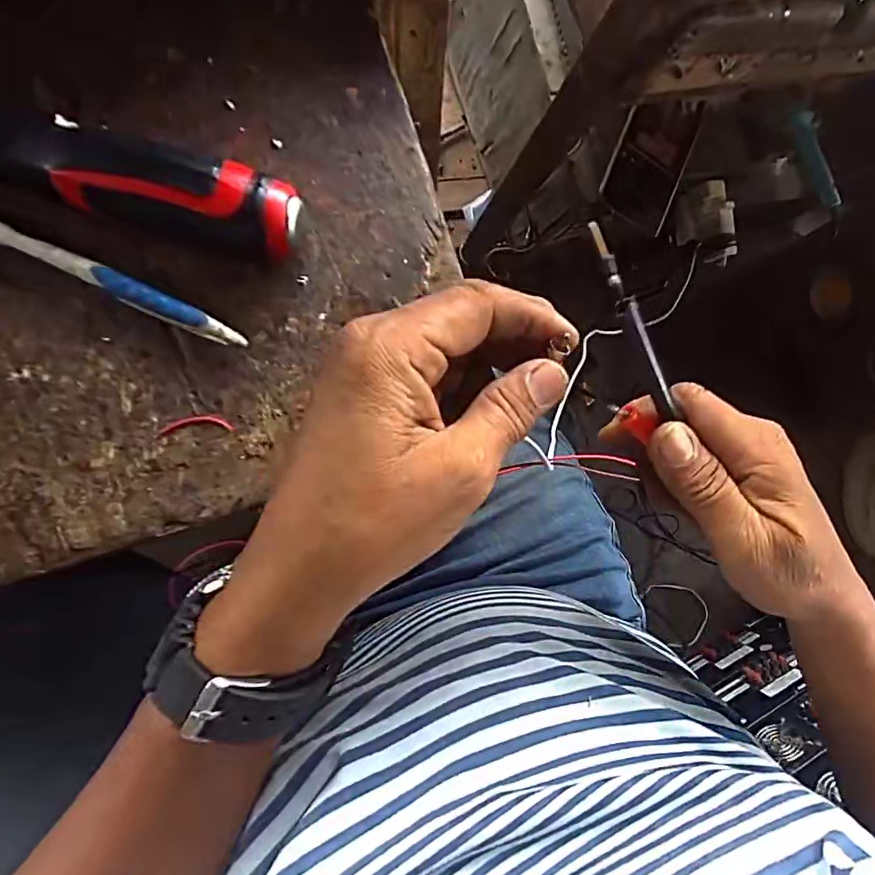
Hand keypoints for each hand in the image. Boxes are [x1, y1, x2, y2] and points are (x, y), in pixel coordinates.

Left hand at [196, 282, 573, 675]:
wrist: (300, 570)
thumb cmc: (380, 523)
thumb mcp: (463, 467)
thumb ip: (511, 408)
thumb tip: (552, 371)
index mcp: (392, 348)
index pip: (477, 304)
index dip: (533, 316)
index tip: (574, 344)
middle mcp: (372, 340)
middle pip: (459, 315)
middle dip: (516, 335)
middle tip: (561, 367)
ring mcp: (362, 365)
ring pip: (445, 342)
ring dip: (493, 358)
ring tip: (536, 387)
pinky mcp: (362, 391)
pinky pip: (426, 368)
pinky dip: (466, 379)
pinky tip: (494, 403)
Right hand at [602, 383, 865, 622]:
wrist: (824, 596)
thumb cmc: (789, 573)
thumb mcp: (741, 536)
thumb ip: (703, 484)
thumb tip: (665, 432)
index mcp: (756, 444)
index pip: (690, 401)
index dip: (648, 414)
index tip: (615, 445)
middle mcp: (754, 436)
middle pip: (685, 417)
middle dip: (653, 448)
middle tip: (650, 495)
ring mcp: (751, 451)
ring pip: (687, 440)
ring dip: (666, 471)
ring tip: (676, 513)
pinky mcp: (746, 469)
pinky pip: (700, 461)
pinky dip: (681, 484)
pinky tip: (689, 513)